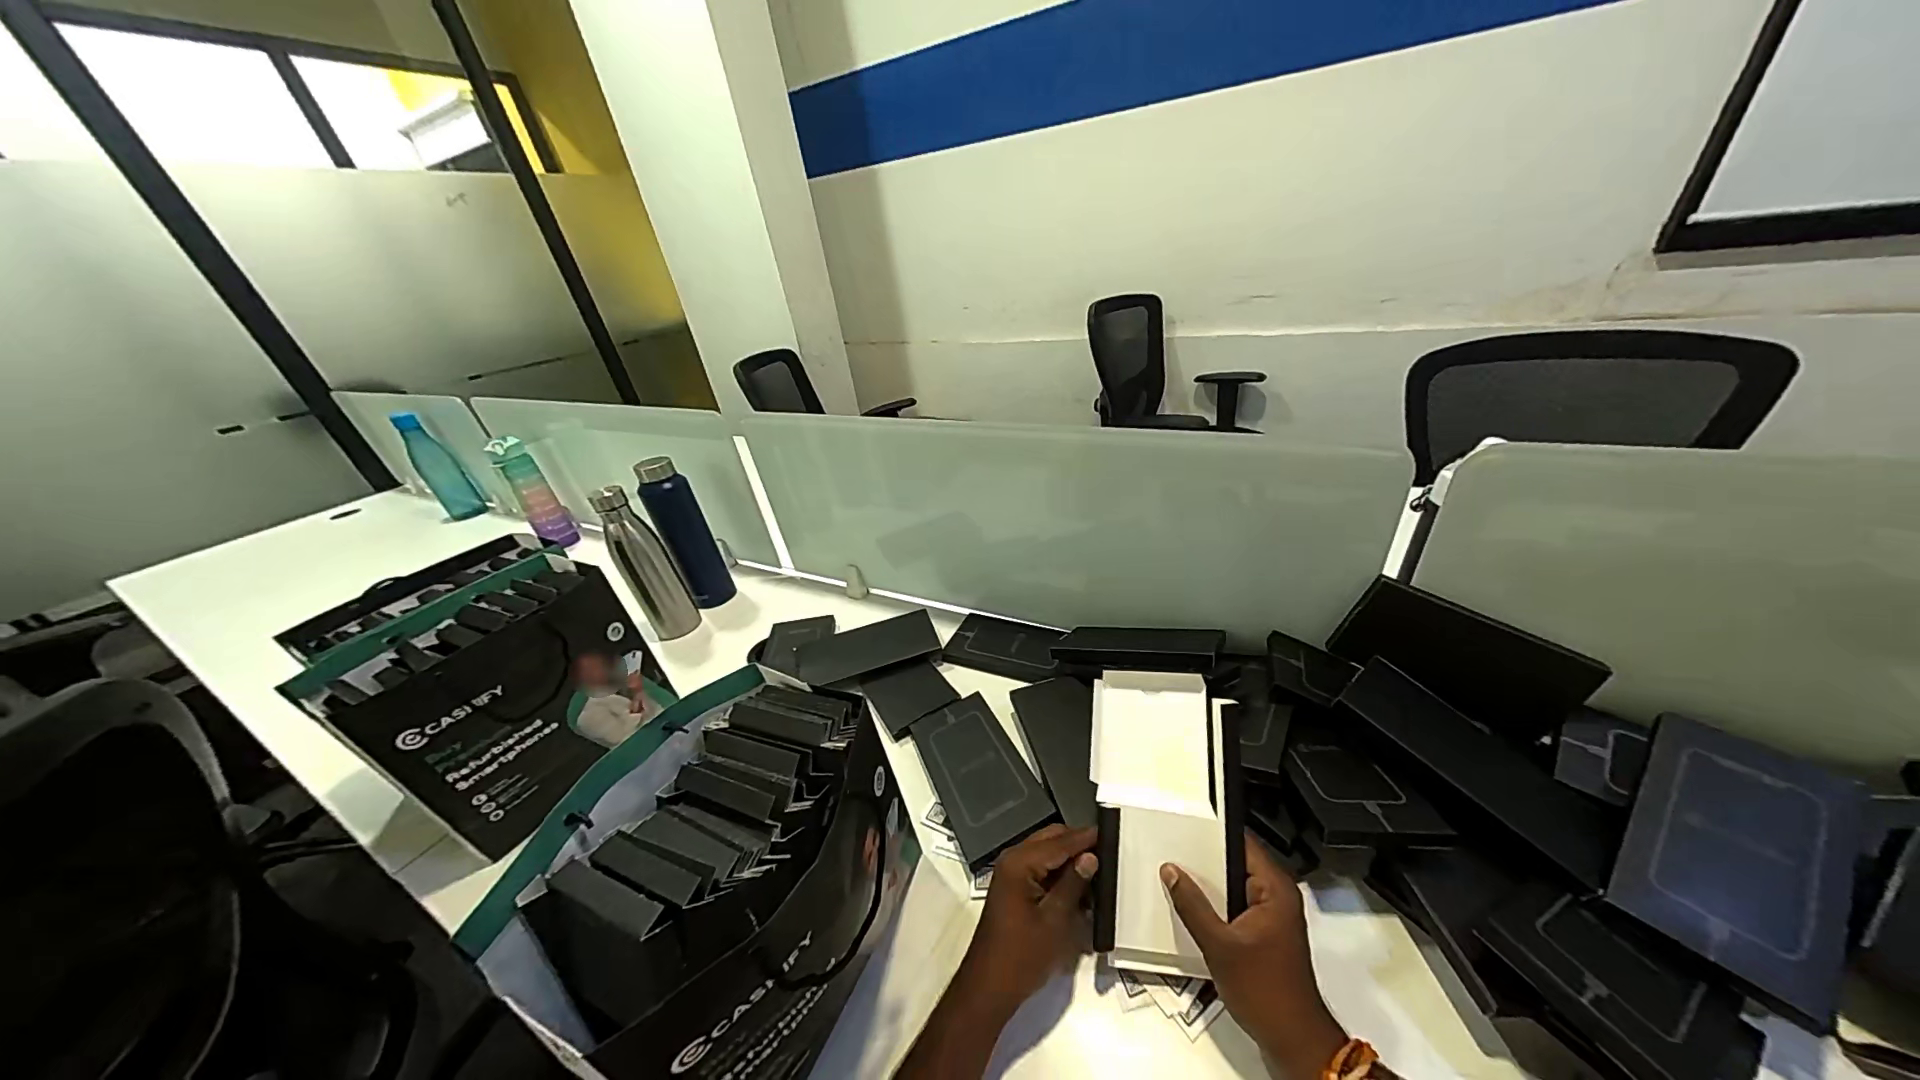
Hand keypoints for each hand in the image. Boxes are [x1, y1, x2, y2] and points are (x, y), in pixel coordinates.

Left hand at [898, 825, 1097, 1079]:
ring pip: (1046, 855)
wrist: (991, 985)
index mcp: (1019, 862)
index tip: (1109, 833)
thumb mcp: (1055, 920)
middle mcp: (1013, 860)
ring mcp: (1012, 874)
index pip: (1058, 841)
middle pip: (1050, 841)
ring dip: (1069, 862)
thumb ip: (1073, 884)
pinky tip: (1079, 891)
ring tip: (1097, 875)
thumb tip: (1090, 857)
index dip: (1084, 838)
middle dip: (1077, 846)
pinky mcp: (1015, 889)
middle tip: (1106, 855)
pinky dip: (1059, 876)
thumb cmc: (1022, 955)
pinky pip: (1040, 870)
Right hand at [1163, 834, 1347, 1079]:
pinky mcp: (1266, 934)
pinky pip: (1236, 906)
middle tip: (1173, 854)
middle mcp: (1278, 896)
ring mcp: (1273, 916)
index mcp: (1275, 889)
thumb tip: (1171, 871)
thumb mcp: (1219, 945)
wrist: (1293, 1040)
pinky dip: (1217, 906)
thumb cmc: (1264, 991)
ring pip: (1234, 886)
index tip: (1184, 828)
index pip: (1243, 843)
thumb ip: (1192, 904)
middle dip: (1205, 861)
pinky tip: (1193, 910)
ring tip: (1178, 879)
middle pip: (1237, 863)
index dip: (1212, 833)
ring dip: (1210, 887)